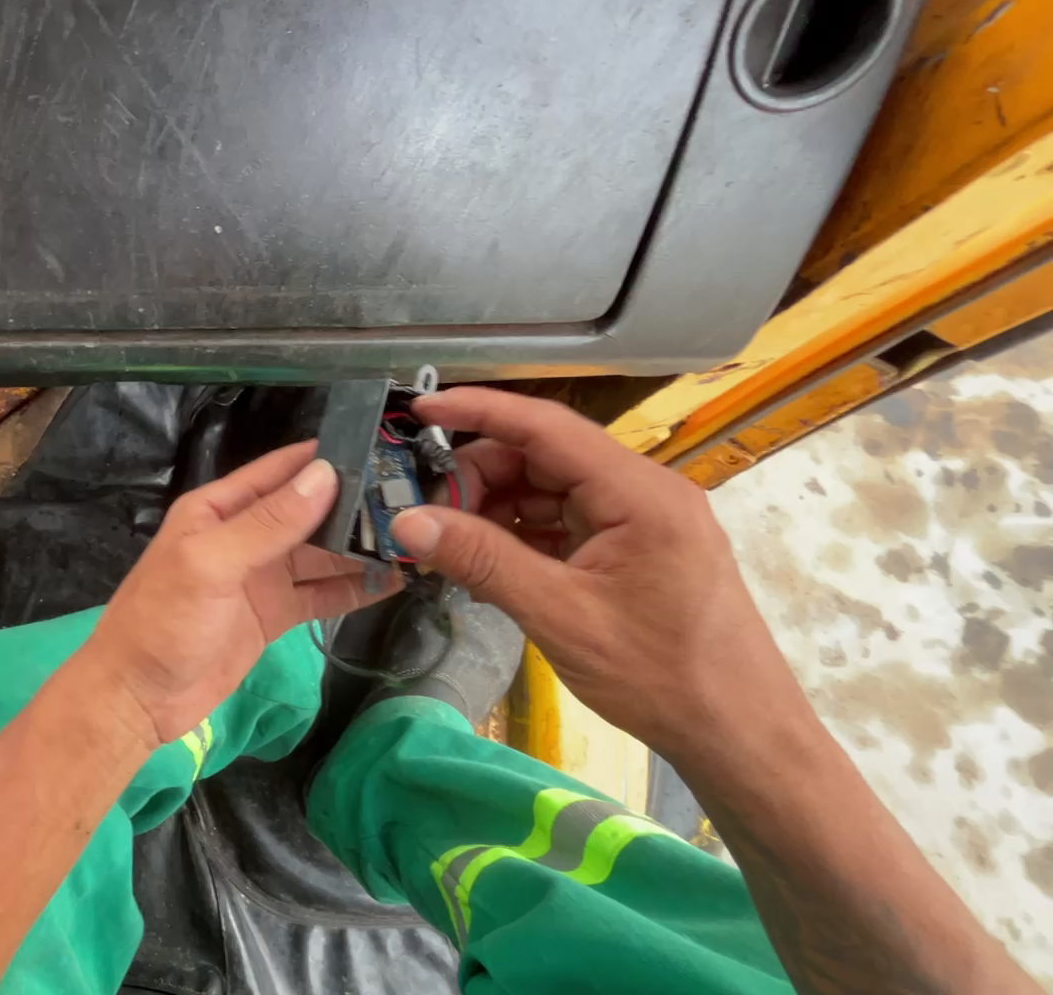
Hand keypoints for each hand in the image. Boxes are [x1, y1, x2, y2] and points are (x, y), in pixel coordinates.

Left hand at [83, 441, 394, 745]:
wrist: (138, 698)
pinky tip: (393, 581)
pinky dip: (354, 587)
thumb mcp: (211, 564)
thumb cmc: (163, 621)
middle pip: (306, 512)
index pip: (277, 472)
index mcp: (217, 510)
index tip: (379, 447)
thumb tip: (324, 475)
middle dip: (353, 505)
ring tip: (415, 539)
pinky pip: (321, 594)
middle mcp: (242, 536)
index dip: (323, 459)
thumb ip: (267, 523)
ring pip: (319, 553)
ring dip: (359, 547)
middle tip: (415, 499)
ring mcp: (260, 577)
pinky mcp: (274, 614)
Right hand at [387, 387, 808, 762]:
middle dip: (477, 478)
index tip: (421, 408)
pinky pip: (557, 521)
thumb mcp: (559, 615)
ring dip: (492, 509)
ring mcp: (635, 520)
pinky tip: (487, 562)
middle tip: (431, 519)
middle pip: (539, 457)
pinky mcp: (628, 548)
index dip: (478, 409)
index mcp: (638, 493)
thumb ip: (481, 560)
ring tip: (454, 547)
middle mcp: (639, 492)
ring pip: (543, 489)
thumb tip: (406, 522)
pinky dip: (515, 534)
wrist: (741, 738)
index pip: (545, 426)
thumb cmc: (662, 676)